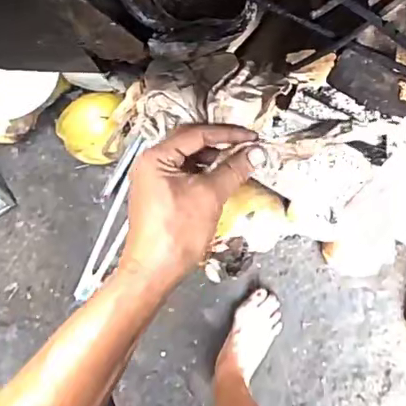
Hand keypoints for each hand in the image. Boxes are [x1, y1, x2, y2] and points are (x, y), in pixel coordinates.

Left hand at [120, 125, 263, 288]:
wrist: (153, 271)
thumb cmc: (176, 233)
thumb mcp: (210, 196)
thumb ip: (233, 170)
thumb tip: (255, 152)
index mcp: (156, 156)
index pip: (196, 133)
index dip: (227, 133)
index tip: (250, 136)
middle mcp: (150, 162)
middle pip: (189, 141)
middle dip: (219, 142)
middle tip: (245, 144)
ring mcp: (152, 177)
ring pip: (187, 157)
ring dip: (212, 157)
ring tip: (236, 161)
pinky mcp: (158, 192)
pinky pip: (183, 172)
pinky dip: (203, 172)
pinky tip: (220, 178)